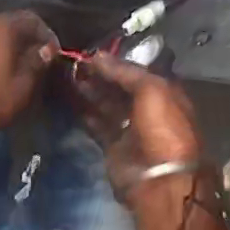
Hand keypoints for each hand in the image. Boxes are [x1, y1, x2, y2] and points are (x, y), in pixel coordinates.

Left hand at [0, 11, 59, 145]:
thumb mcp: (20, 89)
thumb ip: (35, 64)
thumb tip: (45, 49)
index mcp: (0, 30)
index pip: (30, 18)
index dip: (45, 34)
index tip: (51, 55)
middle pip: (8, 24)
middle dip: (24, 39)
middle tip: (34, 62)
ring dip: (4, 47)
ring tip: (12, 70)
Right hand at [70, 53, 201, 199]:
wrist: (161, 178)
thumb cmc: (163, 128)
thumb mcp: (151, 90)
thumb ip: (124, 72)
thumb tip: (97, 56)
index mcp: (164, 91)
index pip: (136, 71)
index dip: (115, 61)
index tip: (89, 52)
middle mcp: (147, 108)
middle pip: (118, 87)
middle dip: (98, 75)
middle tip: (73, 63)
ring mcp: (129, 127)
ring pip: (105, 104)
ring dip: (88, 91)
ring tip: (66, 76)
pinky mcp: (113, 145)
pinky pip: (95, 123)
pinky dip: (83, 111)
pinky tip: (67, 98)